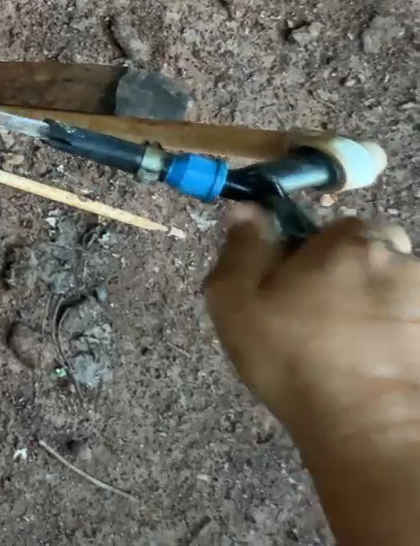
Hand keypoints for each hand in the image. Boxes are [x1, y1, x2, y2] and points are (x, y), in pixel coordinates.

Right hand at [204, 204, 419, 455]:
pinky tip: (368, 358)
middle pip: (378, 258)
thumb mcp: (234, 294)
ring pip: (396, 292)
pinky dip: (391, 334)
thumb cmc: (289, 351)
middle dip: (350, 273)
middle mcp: (405, 269)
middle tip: (313, 307)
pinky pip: (408, 323)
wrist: (370, 428)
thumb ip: (242, 246)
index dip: (318, 244)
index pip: (344, 225)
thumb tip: (247, 209)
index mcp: (350, 248)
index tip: (292, 271)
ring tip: (342, 339)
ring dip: (373, 304)